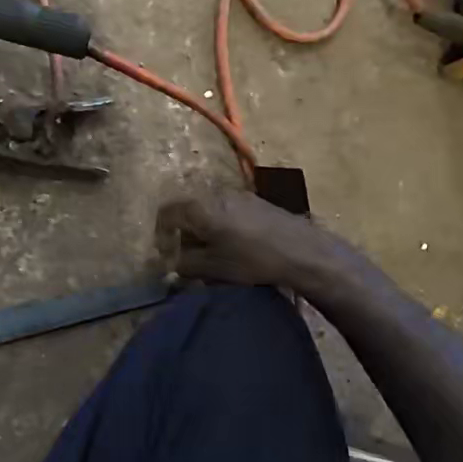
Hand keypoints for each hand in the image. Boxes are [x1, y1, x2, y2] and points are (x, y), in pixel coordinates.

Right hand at [157, 191, 357, 292]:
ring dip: (204, 229)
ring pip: (209, 209)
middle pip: (188, 209)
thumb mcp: (213, 267)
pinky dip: (221, 225)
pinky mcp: (256, 201)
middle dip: (183, 233)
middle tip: (187, 256)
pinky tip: (234, 245)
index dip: (161, 234)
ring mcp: (238, 195)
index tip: (166, 255)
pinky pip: (227, 210)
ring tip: (211, 253)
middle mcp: (216, 194)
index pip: (167, 213)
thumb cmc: (252, 260)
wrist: (301, 250)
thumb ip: (186, 264)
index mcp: (200, 208)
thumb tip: (174, 263)